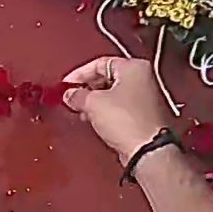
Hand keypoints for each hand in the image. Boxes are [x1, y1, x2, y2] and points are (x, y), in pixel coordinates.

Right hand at [61, 56, 176, 162]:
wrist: (145, 148)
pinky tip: (94, 119)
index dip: (80, 73)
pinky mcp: (142, 115)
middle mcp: (142, 79)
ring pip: (112, 93)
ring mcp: (144, 97)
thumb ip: (77, 95)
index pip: (100, 63)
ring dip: (95, 101)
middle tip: (73, 97)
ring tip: (81, 110)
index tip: (67, 84)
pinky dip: (105, 111)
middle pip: (107, 78)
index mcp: (133, 67)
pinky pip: (119, 107)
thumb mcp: (93, 103)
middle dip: (87, 88)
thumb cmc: (128, 121)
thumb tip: (70, 94)